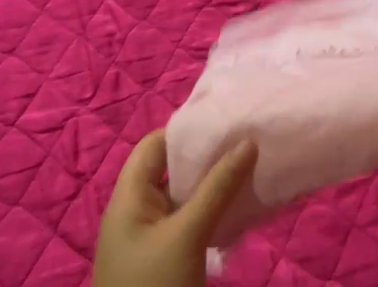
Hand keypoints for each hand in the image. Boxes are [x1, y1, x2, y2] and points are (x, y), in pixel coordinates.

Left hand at [93, 131, 257, 286]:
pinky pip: (189, 219)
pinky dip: (212, 207)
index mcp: (128, 199)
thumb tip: (248, 140)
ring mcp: (149, 237)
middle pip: (169, 168)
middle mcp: (135, 212)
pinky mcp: (165, 257)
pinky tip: (240, 205)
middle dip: (206, 155)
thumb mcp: (188, 235)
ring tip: (249, 167)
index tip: (225, 121)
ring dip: (212, 182)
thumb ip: (217, 187)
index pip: (153, 145)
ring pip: (183, 195)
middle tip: (245, 140)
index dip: (186, 129)